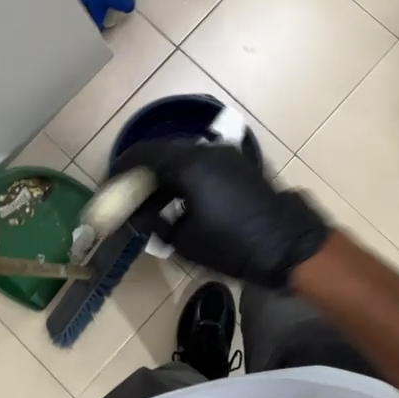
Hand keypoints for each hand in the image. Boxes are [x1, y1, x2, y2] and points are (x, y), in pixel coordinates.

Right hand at [117, 140, 327, 288]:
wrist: (289, 245)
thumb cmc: (234, 245)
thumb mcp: (185, 241)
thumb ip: (157, 224)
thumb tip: (142, 218)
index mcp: (188, 165)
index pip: (143, 155)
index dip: (122, 168)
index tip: (109, 183)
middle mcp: (205, 152)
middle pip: (162, 153)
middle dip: (141, 172)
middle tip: (127, 193)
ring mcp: (224, 156)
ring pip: (182, 158)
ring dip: (163, 176)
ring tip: (150, 202)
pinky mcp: (238, 166)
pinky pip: (200, 165)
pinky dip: (183, 178)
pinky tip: (178, 201)